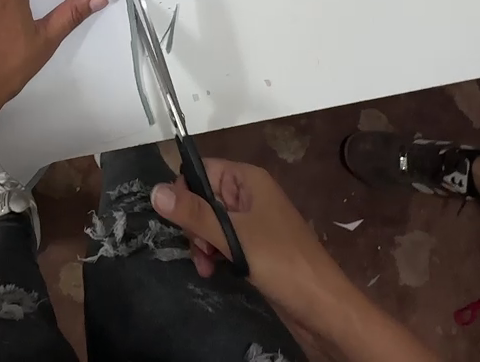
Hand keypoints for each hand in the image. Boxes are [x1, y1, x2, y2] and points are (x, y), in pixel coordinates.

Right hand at [150, 159, 355, 325]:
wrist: (325, 311)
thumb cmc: (282, 263)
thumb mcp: (234, 237)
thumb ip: (193, 213)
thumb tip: (154, 190)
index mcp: (248, 179)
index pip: (201, 169)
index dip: (185, 191)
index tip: (179, 219)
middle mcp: (249, 194)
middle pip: (203, 196)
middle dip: (194, 223)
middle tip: (200, 248)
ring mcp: (253, 221)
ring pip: (210, 221)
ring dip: (202, 242)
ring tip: (206, 265)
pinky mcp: (255, 246)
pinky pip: (223, 239)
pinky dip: (214, 252)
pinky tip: (213, 270)